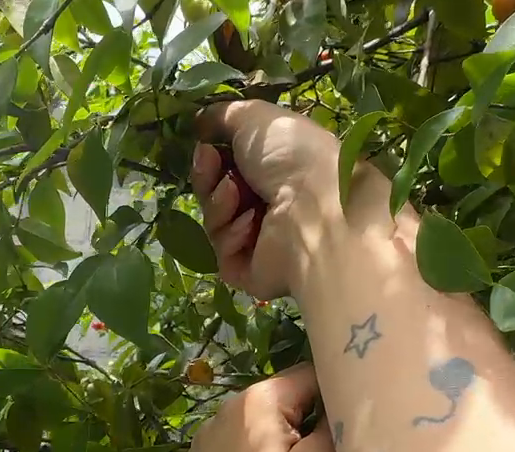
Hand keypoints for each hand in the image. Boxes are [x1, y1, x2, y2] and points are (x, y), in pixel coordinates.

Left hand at [174, 364, 338, 451]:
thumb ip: (338, 424)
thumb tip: (347, 403)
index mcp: (259, 397)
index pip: (316, 375)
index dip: (344, 395)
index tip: (362, 423)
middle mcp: (229, 406)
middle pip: (290, 401)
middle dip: (317, 423)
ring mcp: (210, 435)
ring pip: (267, 428)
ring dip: (291, 444)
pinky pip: (245, 450)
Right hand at [192, 101, 369, 299]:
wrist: (314, 210)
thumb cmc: (294, 156)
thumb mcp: (257, 119)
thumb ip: (225, 117)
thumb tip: (200, 120)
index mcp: (277, 171)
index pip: (229, 168)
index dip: (211, 157)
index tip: (204, 146)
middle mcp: (269, 206)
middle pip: (216, 195)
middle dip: (207, 178)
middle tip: (210, 164)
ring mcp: (260, 242)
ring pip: (215, 223)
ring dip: (218, 204)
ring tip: (235, 194)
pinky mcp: (250, 272)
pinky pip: (223, 252)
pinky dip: (230, 235)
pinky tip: (249, 225)